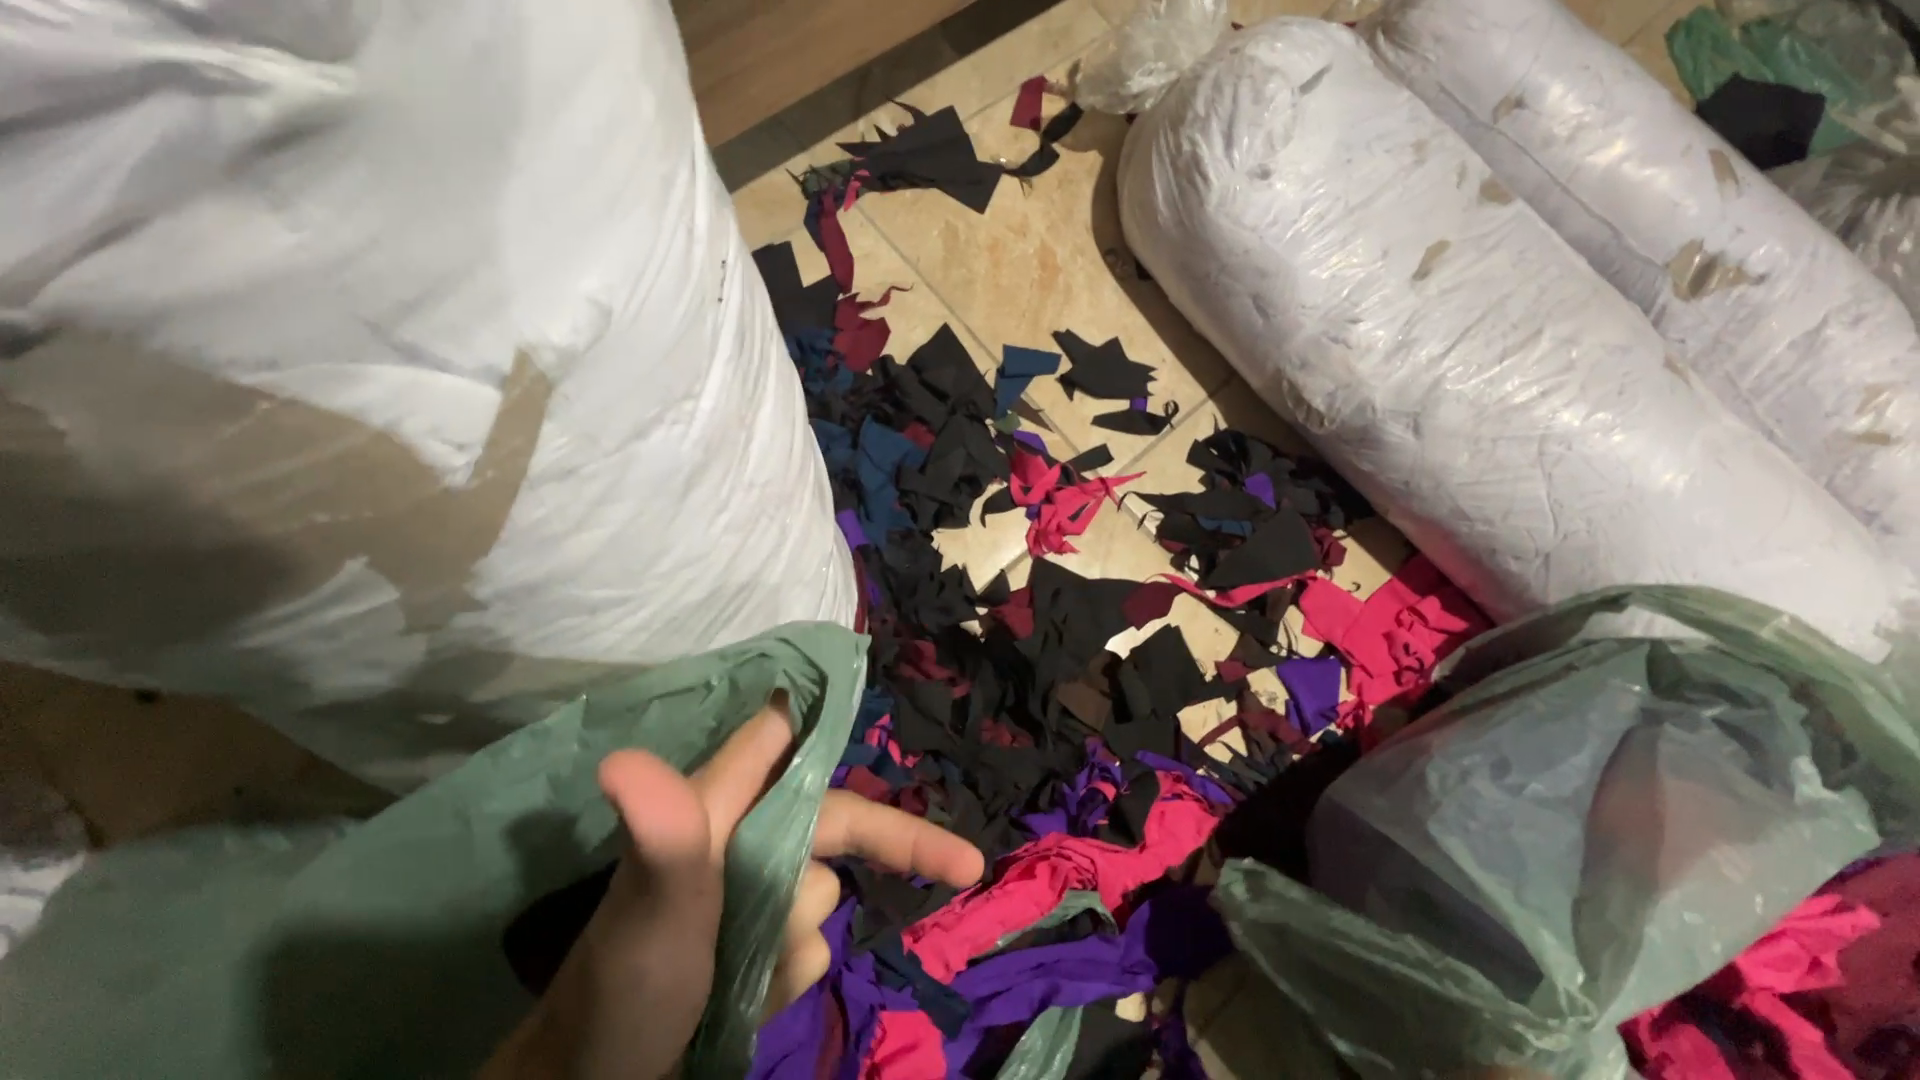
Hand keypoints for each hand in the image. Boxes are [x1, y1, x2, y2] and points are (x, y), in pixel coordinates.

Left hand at [482, 699, 984, 1078]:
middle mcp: (740, 841)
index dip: (828, 714)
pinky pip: (809, 946)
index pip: (782, 738)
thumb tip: (623, 760)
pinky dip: (790, 974)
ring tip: (751, 970)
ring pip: (823, 890)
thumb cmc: (625, 984)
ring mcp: (749, 897)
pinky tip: (754, 997)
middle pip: (836, 818)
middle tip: (965, 867)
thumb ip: (664, 837)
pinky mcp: (754, 945)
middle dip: (893, 844)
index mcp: (717, 808)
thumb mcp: (652, 913)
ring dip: (801, 934)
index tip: (886, 698)